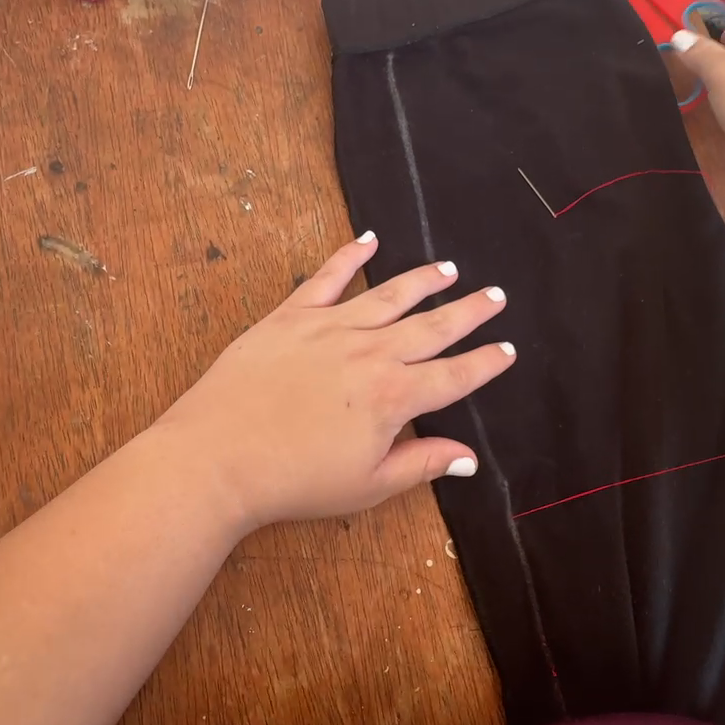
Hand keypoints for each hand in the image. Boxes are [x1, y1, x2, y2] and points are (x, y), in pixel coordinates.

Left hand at [149, 232, 514, 529]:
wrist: (217, 456)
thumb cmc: (293, 480)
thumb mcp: (367, 485)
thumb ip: (422, 463)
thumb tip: (469, 457)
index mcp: (394, 398)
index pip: (454, 376)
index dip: (485, 363)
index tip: (507, 349)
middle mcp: (371, 353)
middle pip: (432, 327)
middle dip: (469, 311)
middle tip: (495, 295)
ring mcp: (331, 328)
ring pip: (390, 295)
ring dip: (423, 281)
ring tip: (448, 269)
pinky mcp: (293, 315)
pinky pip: (328, 277)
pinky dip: (350, 256)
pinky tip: (369, 239)